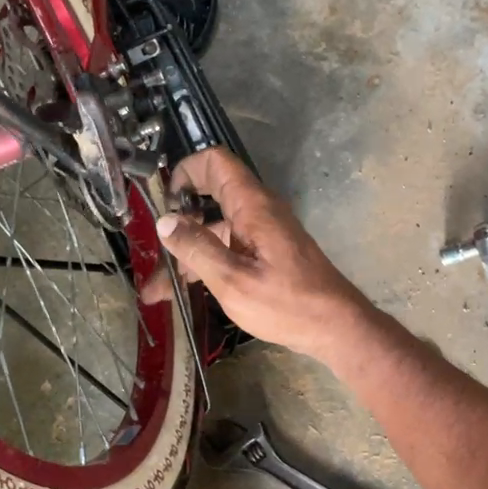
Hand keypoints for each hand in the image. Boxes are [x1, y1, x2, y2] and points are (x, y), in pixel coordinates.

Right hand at [141, 149, 373, 362]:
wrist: (336, 327)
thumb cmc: (287, 304)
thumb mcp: (233, 280)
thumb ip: (197, 248)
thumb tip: (165, 221)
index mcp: (252, 206)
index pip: (216, 162)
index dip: (186, 171)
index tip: (164, 203)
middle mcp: (259, 211)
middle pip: (210, 198)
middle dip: (177, 223)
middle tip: (152, 255)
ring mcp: (263, 233)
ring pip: (216, 230)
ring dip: (186, 254)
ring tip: (157, 292)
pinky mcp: (267, 254)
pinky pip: (229, 248)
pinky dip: (206, 264)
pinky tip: (184, 293)